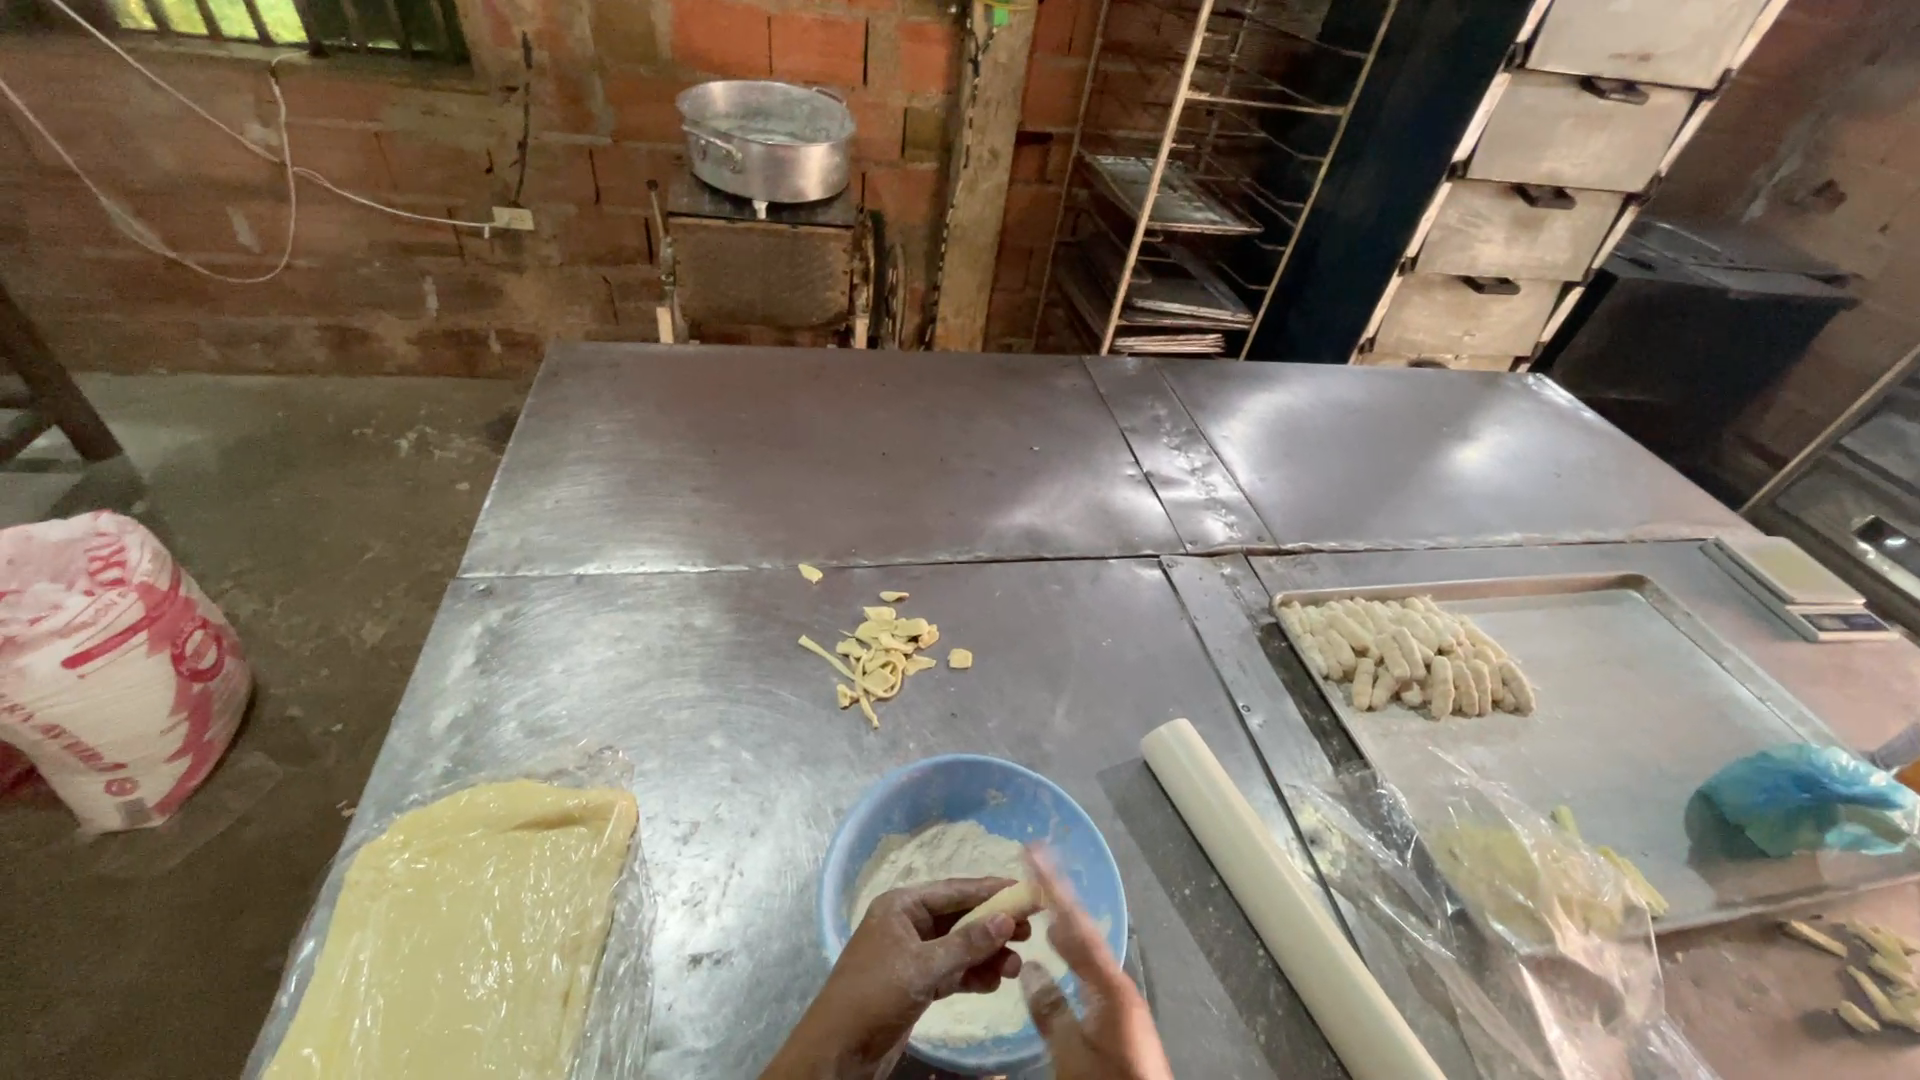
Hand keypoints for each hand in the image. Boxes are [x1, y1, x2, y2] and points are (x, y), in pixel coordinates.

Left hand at [761, 877, 1031, 1079]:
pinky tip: (995, 982)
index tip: (1024, 889)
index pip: (954, 890)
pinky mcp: (916, 983)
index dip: (990, 890)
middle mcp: (908, 924)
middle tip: (1029, 932)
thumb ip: (966, 943)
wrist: (837, 1051)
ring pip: (959, 946)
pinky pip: (952, 971)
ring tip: (1016, 967)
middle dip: (993, 926)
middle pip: (960, 917)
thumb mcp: (923, 967)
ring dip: (987, 955)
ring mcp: (912, 954)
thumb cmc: (874, 995)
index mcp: (902, 906)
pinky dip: (973, 975)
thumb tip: (1006, 918)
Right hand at [1021, 850, 1172, 1079]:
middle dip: (1057, 894)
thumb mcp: (1073, 1054)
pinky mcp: (1116, 1011)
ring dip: (1063, 917)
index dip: (1053, 886)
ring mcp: (1119, 996)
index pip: (1075, 924)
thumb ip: (1051, 1011)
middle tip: (1033, 863)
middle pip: (1083, 927)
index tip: (1034, 852)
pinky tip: (1059, 943)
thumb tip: (1031, 968)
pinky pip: (1087, 962)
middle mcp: (1117, 981)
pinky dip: (1070, 943)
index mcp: (1109, 984)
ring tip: (1040, 892)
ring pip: (1086, 944)